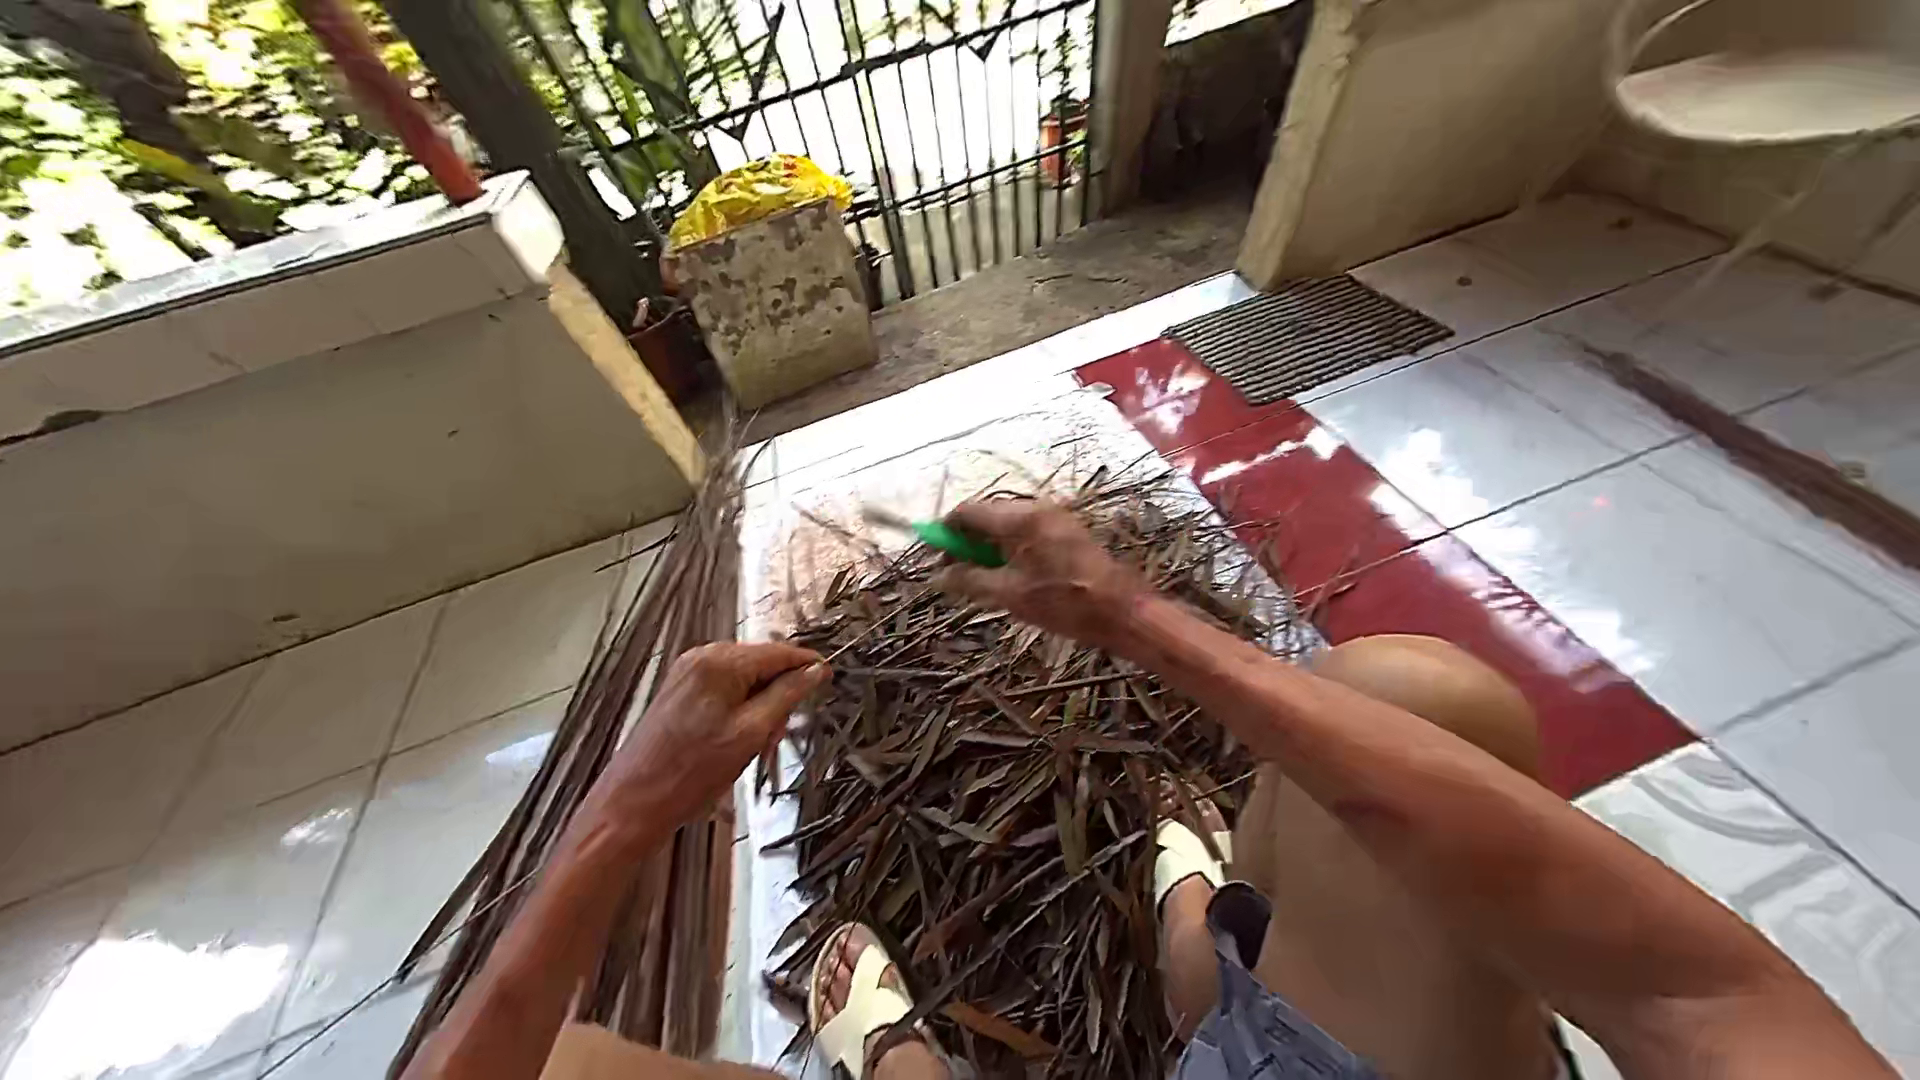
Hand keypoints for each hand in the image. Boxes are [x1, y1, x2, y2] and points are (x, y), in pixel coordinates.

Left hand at [601, 643, 828, 820]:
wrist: (633, 804)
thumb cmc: (693, 772)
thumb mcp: (752, 732)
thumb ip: (787, 695)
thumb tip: (816, 670)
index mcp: (720, 661)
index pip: (778, 652)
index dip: (807, 665)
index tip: (831, 678)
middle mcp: (703, 656)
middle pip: (762, 664)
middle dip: (779, 694)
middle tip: (778, 735)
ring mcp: (689, 672)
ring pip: (746, 678)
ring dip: (761, 706)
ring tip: (756, 745)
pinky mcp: (681, 690)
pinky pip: (726, 689)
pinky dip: (741, 710)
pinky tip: (739, 739)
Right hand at [934, 498, 1145, 650]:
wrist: (1121, 610)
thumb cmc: (1062, 603)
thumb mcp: (1008, 595)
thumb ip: (970, 580)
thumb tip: (938, 576)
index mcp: (1019, 519)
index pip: (967, 511)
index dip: (946, 531)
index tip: (936, 556)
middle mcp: (1036, 508)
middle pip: (987, 515)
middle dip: (967, 540)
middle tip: (958, 572)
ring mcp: (1055, 517)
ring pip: (1006, 524)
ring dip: (988, 545)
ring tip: (984, 577)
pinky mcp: (1066, 529)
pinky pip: (1027, 530)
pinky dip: (1010, 547)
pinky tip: (1011, 573)